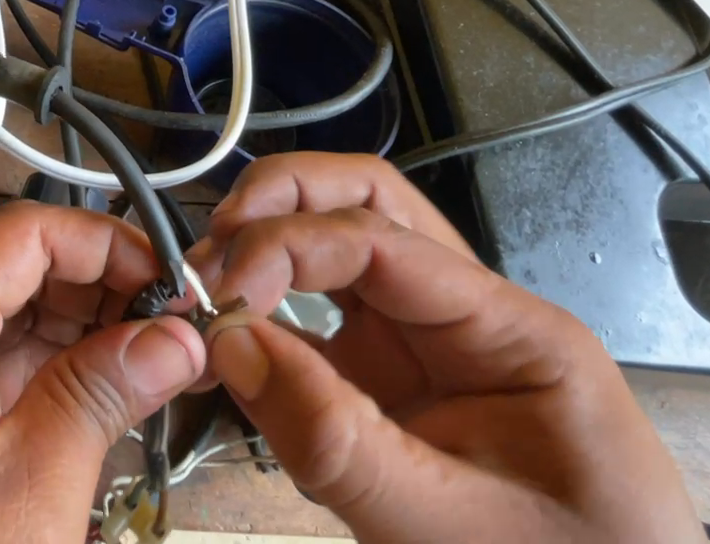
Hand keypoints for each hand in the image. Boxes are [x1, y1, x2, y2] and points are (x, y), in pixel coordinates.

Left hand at [0, 201, 205, 543]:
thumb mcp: (23, 494)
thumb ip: (98, 396)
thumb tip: (177, 336)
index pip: (23, 233)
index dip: (106, 245)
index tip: (176, 287)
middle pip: (11, 267)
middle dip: (99, 291)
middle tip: (177, 335)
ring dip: (76, 333)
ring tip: (152, 366)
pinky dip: (37, 370)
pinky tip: (96, 393)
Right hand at [188, 153, 702, 542]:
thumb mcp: (454, 533)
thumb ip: (339, 440)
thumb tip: (228, 344)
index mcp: (508, 328)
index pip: (379, 239)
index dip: (286, 247)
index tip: (218, 296)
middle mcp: (459, 309)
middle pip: (361, 199)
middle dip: (274, 204)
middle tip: (208, 252)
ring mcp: (415, 338)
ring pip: (331, 238)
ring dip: (259, 241)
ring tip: (200, 284)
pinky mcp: (378, 373)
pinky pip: (308, 314)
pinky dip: (256, 309)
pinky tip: (217, 336)